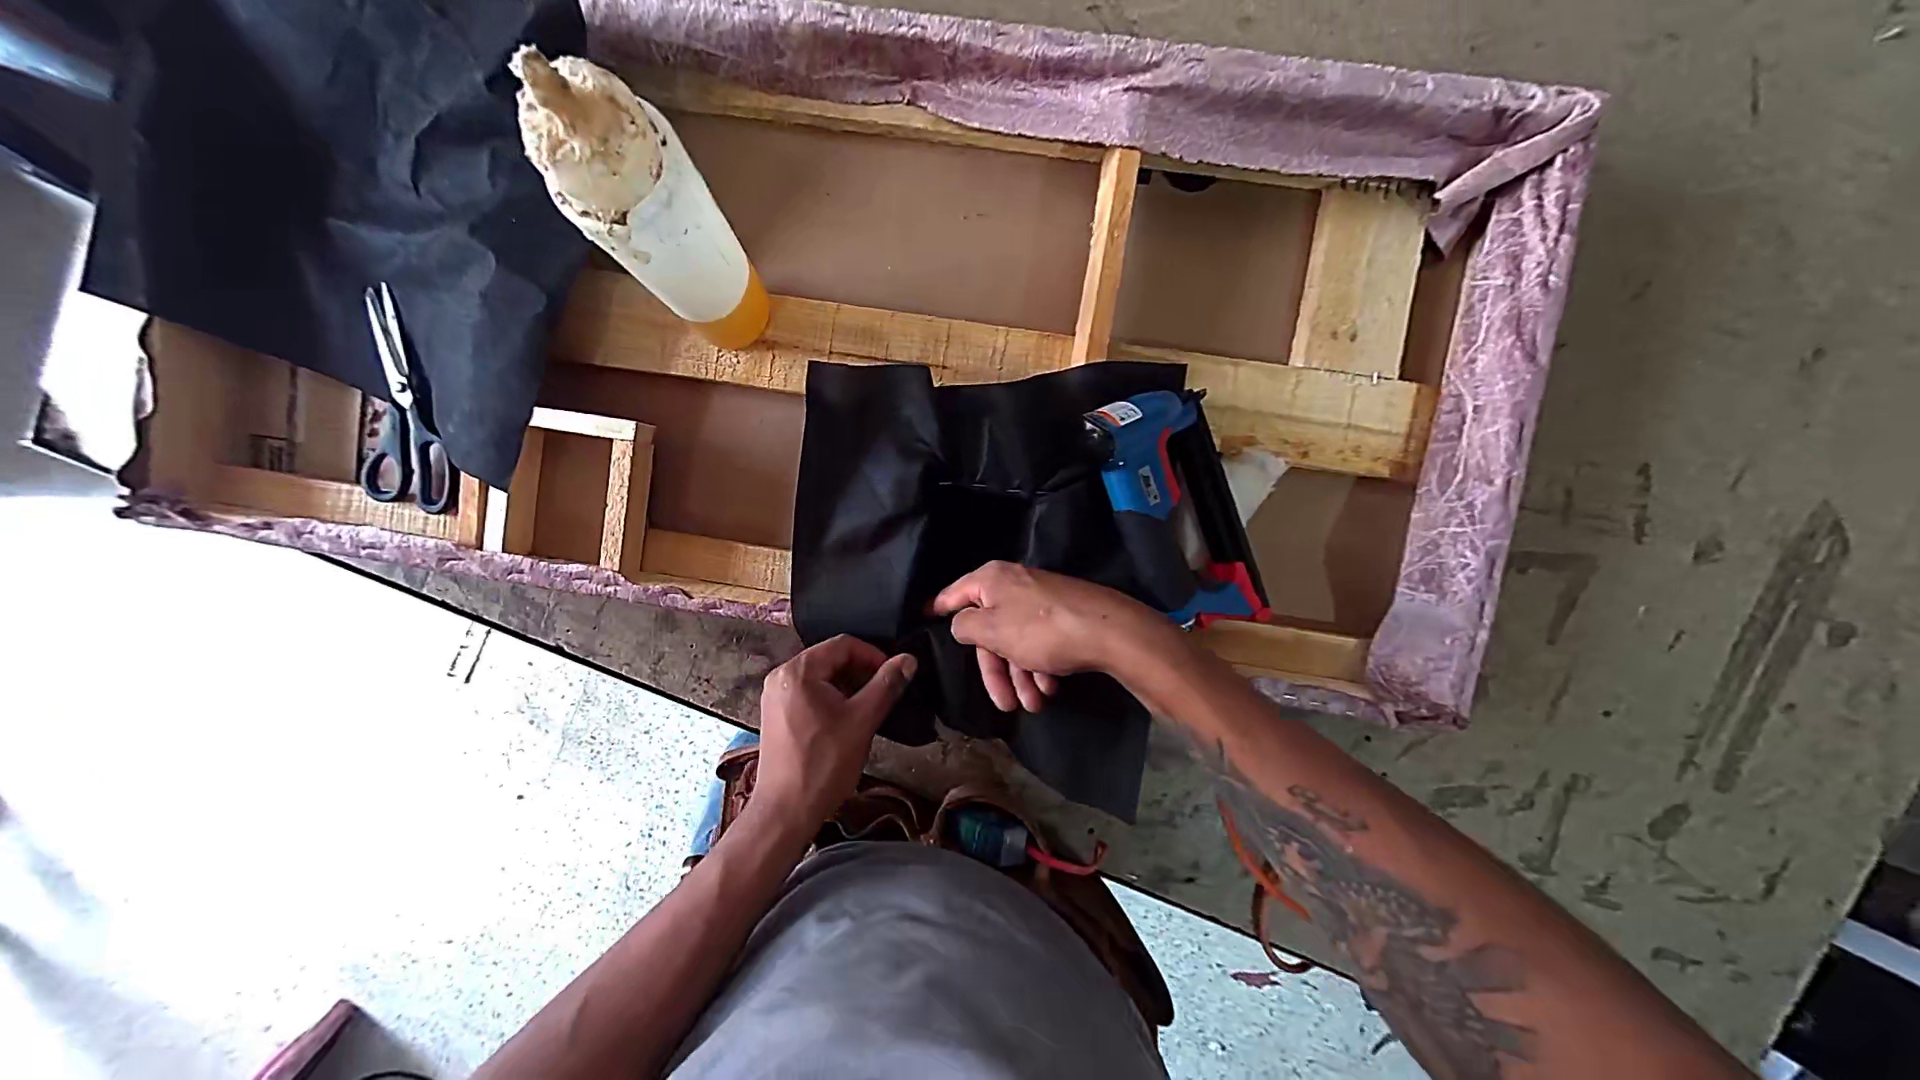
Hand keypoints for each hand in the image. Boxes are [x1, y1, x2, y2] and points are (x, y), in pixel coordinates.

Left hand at [754, 635, 916, 828]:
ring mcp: (776, 697)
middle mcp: (781, 677)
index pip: (843, 644)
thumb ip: (887, 685)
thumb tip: (907, 660)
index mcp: (798, 672)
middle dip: (861, 671)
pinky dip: (832, 699)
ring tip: (869, 708)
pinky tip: (848, 720)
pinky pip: (810, 693)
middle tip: (884, 692)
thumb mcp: (862, 720)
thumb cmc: (822, 765)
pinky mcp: (777, 715)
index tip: (893, 674)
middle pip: (830, 658)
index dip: (874, 655)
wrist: (785, 812)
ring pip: (821, 677)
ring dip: (849, 686)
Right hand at [930, 561, 1180, 712]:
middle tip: (1004, 704)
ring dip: (1022, 677)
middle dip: (997, 671)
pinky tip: (1050, 688)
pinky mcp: (1063, 615)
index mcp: (992, 579)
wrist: (1108, 631)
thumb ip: (964, 626)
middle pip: (990, 630)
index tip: (926, 618)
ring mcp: (1041, 600)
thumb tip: (960, 622)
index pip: (954, 594)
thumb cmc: (1040, 629)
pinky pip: (1040, 642)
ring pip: (1017, 641)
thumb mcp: (991, 630)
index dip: (938, 608)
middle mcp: (1014, 584)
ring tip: (1035, 704)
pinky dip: (1041, 667)